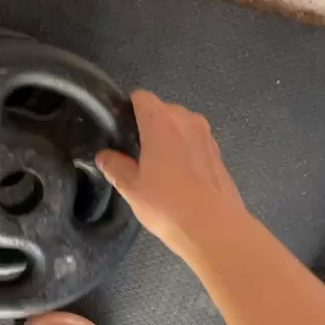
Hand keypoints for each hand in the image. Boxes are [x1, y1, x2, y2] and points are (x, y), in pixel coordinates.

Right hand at [98, 90, 247, 257]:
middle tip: (134, 153)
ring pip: (180, 126)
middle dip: (148, 126)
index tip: (120, 129)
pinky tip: (177, 178)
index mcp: (161, 122)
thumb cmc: (167, 204)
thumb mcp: (131, 187)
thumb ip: (115, 166)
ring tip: (156, 168)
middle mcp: (187, 120)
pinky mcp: (218, 153)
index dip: (128, 109)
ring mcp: (206, 136)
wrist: (213, 227)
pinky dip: (183, 151)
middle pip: (162, 110)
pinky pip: (194, 142)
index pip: (141, 97)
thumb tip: (106, 156)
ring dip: (167, 139)